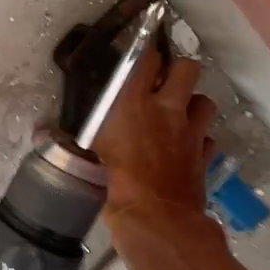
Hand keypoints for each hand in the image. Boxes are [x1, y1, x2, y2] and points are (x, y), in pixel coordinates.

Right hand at [92, 48, 216, 225]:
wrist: (156, 217)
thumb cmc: (114, 179)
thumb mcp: (94, 147)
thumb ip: (93, 129)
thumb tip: (61, 128)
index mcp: (135, 102)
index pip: (147, 59)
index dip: (145, 52)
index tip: (139, 55)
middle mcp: (168, 109)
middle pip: (188, 69)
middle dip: (178, 69)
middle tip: (163, 81)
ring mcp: (192, 132)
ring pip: (205, 102)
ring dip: (192, 104)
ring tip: (177, 114)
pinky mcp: (204, 155)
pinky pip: (207, 139)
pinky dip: (199, 140)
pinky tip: (185, 147)